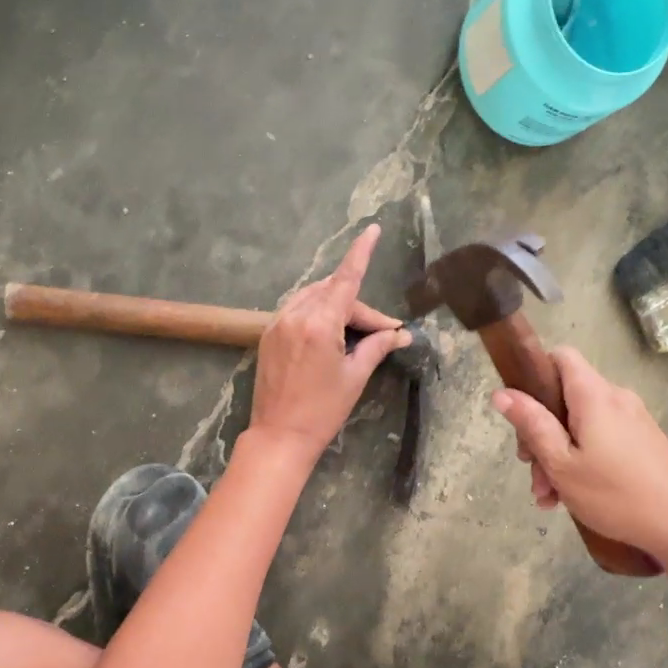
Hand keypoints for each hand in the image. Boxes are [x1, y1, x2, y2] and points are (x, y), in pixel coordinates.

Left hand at [248, 225, 410, 461]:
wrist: (279, 436)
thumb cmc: (322, 411)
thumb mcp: (355, 376)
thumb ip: (376, 347)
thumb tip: (400, 335)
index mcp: (320, 323)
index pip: (345, 279)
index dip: (361, 253)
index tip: (373, 230)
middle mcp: (295, 316)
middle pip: (332, 293)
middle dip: (358, 307)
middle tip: (382, 332)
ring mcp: (277, 325)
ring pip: (312, 299)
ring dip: (337, 308)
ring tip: (357, 334)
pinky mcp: (267, 337)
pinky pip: (296, 312)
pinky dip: (316, 315)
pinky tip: (329, 335)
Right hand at [492, 347, 667, 560]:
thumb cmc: (615, 494)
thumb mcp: (561, 463)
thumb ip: (532, 425)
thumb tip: (502, 393)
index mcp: (595, 396)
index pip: (561, 357)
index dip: (535, 374)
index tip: (519, 410)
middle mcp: (616, 399)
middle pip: (565, 398)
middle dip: (540, 433)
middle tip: (530, 471)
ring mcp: (633, 420)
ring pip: (580, 425)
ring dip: (557, 456)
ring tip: (549, 497)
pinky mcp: (644, 442)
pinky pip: (601, 440)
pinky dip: (581, 461)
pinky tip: (570, 498)